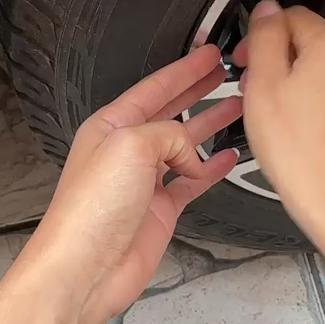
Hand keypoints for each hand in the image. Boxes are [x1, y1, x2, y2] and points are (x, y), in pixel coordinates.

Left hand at [19, 44, 242, 323]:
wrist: (86, 269)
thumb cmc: (91, 209)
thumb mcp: (130, 146)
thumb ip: (168, 134)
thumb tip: (193, 152)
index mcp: (111, 126)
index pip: (155, 88)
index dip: (184, 70)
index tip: (208, 53)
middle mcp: (127, 151)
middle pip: (171, 111)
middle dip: (198, 89)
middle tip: (225, 72)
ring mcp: (144, 181)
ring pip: (185, 145)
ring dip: (211, 125)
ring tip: (238, 108)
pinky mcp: (160, 210)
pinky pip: (192, 181)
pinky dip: (213, 168)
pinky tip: (229, 157)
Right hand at [235, 1, 324, 232]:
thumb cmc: (297, 149)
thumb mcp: (264, 83)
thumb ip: (264, 37)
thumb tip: (266, 9)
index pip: (289, 16)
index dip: (259, 36)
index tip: (243, 61)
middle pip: (305, 40)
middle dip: (275, 58)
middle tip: (252, 89)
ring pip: (318, 65)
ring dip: (291, 78)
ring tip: (271, 110)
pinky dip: (310, 97)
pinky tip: (292, 122)